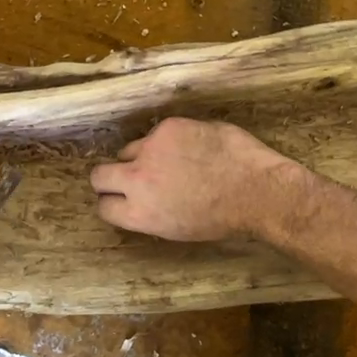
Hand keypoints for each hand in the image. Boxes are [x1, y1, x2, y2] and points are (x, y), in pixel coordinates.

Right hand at [88, 118, 306, 241]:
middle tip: (129, 177)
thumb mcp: (176, 229)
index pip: (103, 206)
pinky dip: (171, 141)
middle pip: (99, 174)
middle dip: (109, 177)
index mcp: (139, 213)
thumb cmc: (223, 218)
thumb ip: (149, 212)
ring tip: (172, 162)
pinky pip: (159, 134)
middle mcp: (136, 180)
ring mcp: (151, 149)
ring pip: (129, 149)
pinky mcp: (168, 127)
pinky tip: (194, 148)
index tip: (121, 199)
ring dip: (143, 156)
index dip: (112, 202)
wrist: (256, 190)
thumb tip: (140, 201)